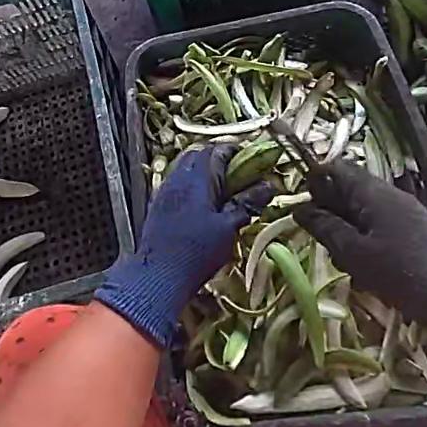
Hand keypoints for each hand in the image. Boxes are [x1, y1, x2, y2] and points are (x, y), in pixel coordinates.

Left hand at [94, 145, 271, 345]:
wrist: (159, 275)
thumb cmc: (197, 251)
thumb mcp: (228, 227)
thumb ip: (247, 204)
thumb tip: (268, 186)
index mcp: (198, 180)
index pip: (216, 151)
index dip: (234, 151)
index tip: (249, 158)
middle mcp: (178, 179)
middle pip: (198, 154)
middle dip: (217, 157)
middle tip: (235, 171)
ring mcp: (165, 191)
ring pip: (184, 168)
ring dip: (202, 171)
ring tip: (219, 187)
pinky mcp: (157, 205)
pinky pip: (176, 183)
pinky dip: (190, 184)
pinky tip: (200, 203)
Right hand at [294, 160, 426, 405]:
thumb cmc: (398, 273)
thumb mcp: (352, 252)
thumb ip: (324, 227)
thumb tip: (299, 209)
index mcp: (373, 192)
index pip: (337, 168)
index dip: (315, 183)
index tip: (304, 210)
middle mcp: (391, 194)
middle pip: (350, 190)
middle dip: (331, 213)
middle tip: (325, 244)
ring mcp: (407, 212)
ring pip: (365, 211)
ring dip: (349, 231)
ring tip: (347, 263)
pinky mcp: (417, 231)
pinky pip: (382, 226)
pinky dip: (368, 241)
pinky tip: (368, 270)